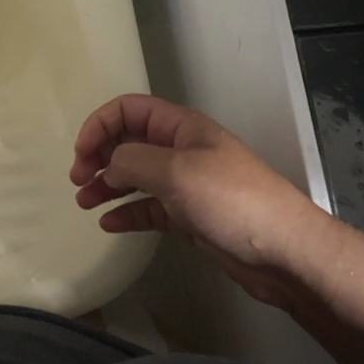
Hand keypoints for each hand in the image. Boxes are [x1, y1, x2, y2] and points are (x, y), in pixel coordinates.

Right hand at [70, 94, 330, 305]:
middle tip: (77, 179)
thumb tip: (108, 165)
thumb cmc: (231, 200)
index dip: (99, 125)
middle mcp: (180, 150)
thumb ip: (132, 161)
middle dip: (99, 155)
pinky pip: (148, 208)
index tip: (80, 153)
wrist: (285, 253)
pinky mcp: (189, 217)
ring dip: (106, 185)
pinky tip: (108, 224)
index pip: (128, 110)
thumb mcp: (176, 171)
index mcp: (180, 126)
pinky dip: (127, 213)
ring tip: (84, 202)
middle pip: (128, 141)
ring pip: (134, 176)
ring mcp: (185, 184)